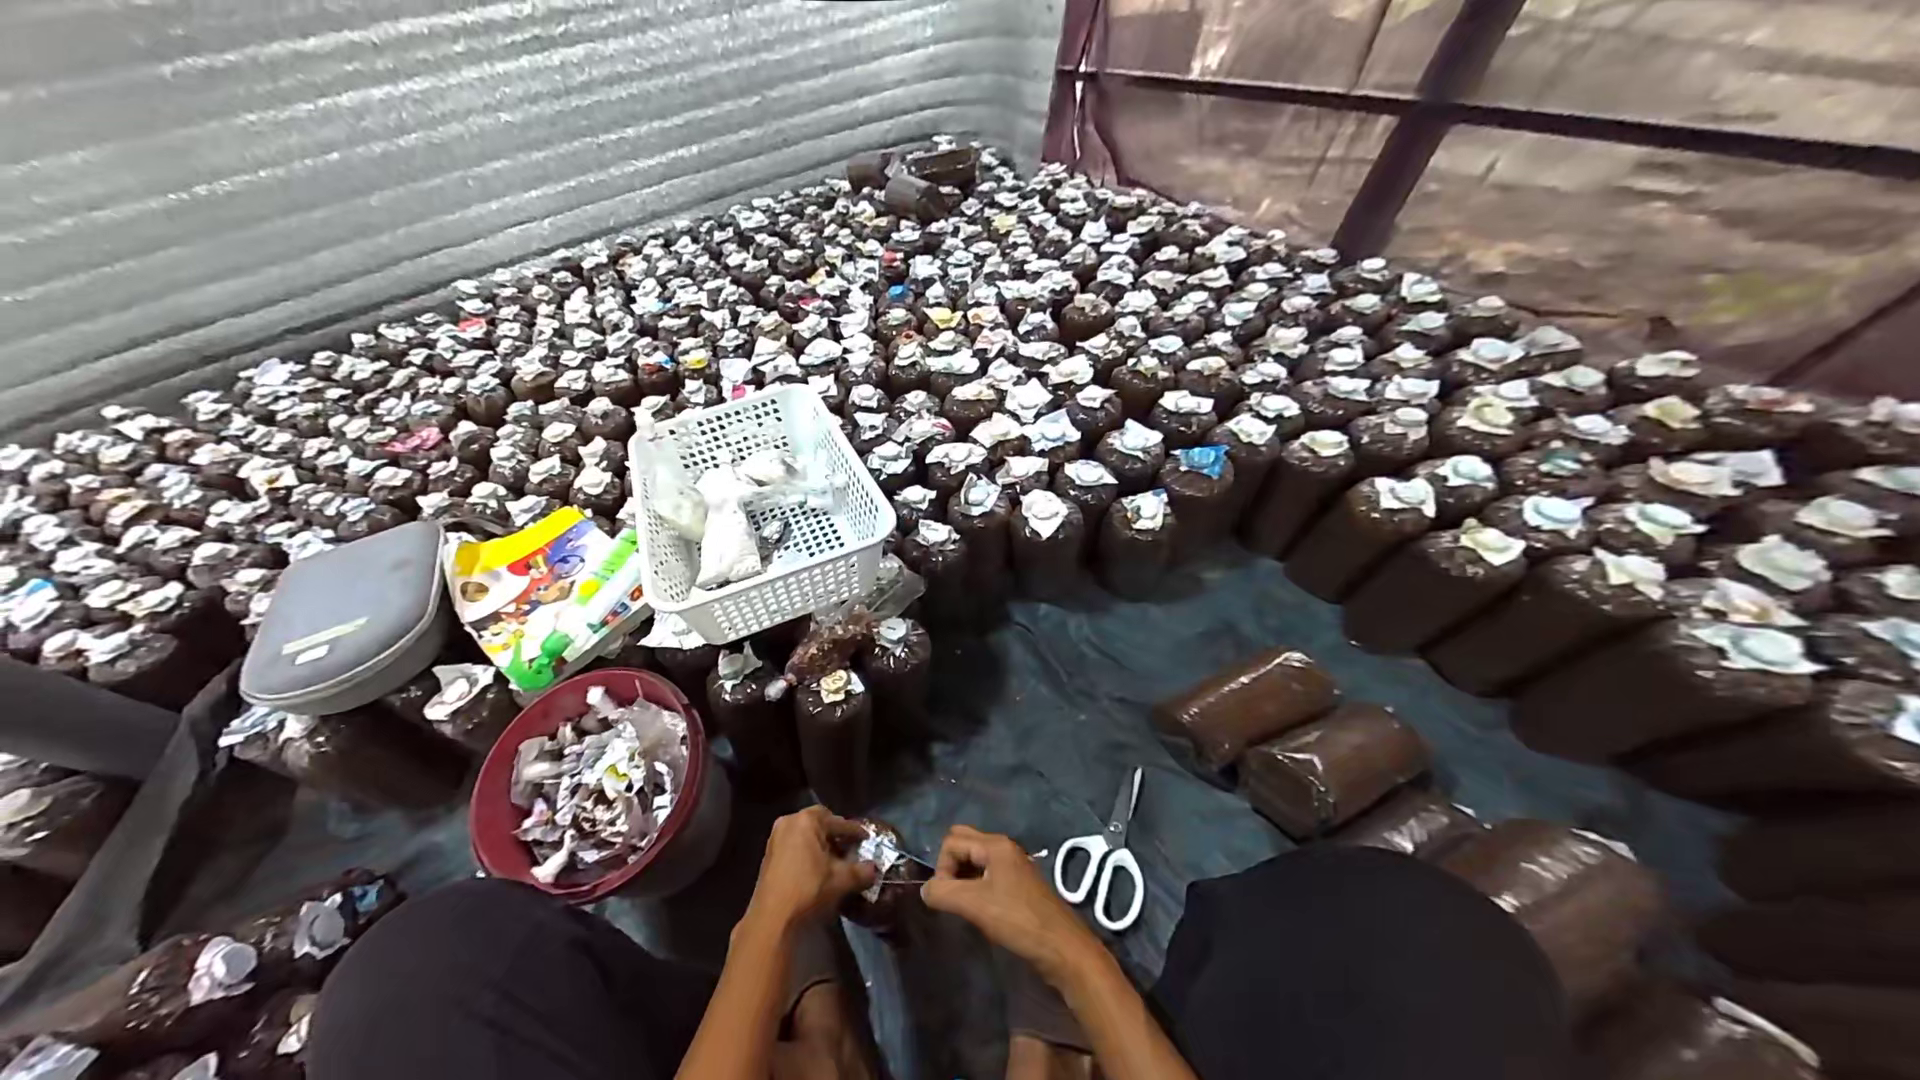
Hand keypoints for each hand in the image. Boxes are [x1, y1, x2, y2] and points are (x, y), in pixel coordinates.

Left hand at [744, 806, 875, 931]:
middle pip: (819, 823)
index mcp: (807, 820)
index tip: (866, 838)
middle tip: (850, 847)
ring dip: (821, 845)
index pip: (838, 821)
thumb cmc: (809, 889)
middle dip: (835, 835)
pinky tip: (817, 869)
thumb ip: (861, 871)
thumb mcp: (841, 880)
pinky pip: (794, 846)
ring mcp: (775, 839)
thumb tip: (874, 869)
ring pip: (805, 835)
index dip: (854, 831)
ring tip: (835, 860)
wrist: (772, 919)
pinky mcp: (768, 856)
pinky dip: (807, 853)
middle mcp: (789, 823)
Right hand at [920, 825, 1100, 983]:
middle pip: (964, 844)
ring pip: (975, 861)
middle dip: (950, 867)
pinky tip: (980, 911)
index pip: (951, 842)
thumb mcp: (974, 905)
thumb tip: (925, 890)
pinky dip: (976, 888)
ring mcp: (1013, 867)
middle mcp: (1004, 848)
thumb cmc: (1018, 920)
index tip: (948, 897)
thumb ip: (943, 893)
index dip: (942, 868)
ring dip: (963, 879)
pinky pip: (987, 876)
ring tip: (964, 906)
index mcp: (995, 845)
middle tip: (952, 896)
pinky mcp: (1018, 886)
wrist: (1061, 948)